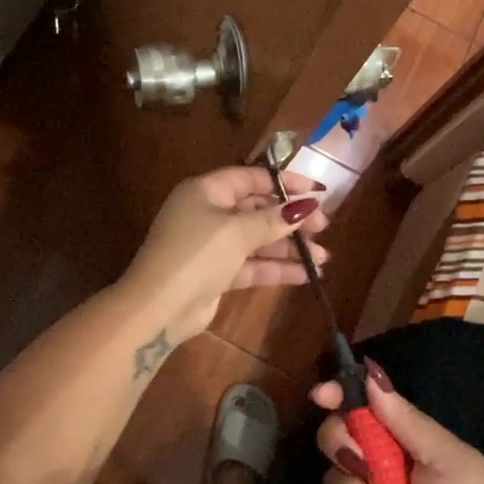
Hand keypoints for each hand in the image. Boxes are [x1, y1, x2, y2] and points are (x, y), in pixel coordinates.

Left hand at [119, 166, 328, 343]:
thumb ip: (274, 219)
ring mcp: (211, 246)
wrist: (159, 306)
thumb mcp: (237, 231)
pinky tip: (306, 275)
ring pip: (257, 240)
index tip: (317, 193)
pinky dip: (276, 268)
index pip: (251, 178)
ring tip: (323, 257)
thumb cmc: (197, 254)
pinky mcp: (216, 274)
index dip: (285, 183)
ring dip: (288, 247)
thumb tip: (307, 206)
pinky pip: (252, 265)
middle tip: (323, 227)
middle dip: (290, 219)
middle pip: (256, 209)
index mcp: (205, 191)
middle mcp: (208, 213)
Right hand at [312, 368, 483, 483]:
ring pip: (333, 482)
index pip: (359, 404)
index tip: (321, 396)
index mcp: (404, 436)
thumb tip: (371, 372)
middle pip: (333, 437)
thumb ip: (407, 419)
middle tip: (371, 471)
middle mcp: (379, 461)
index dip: (337, 395)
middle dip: (348, 453)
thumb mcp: (448, 460)